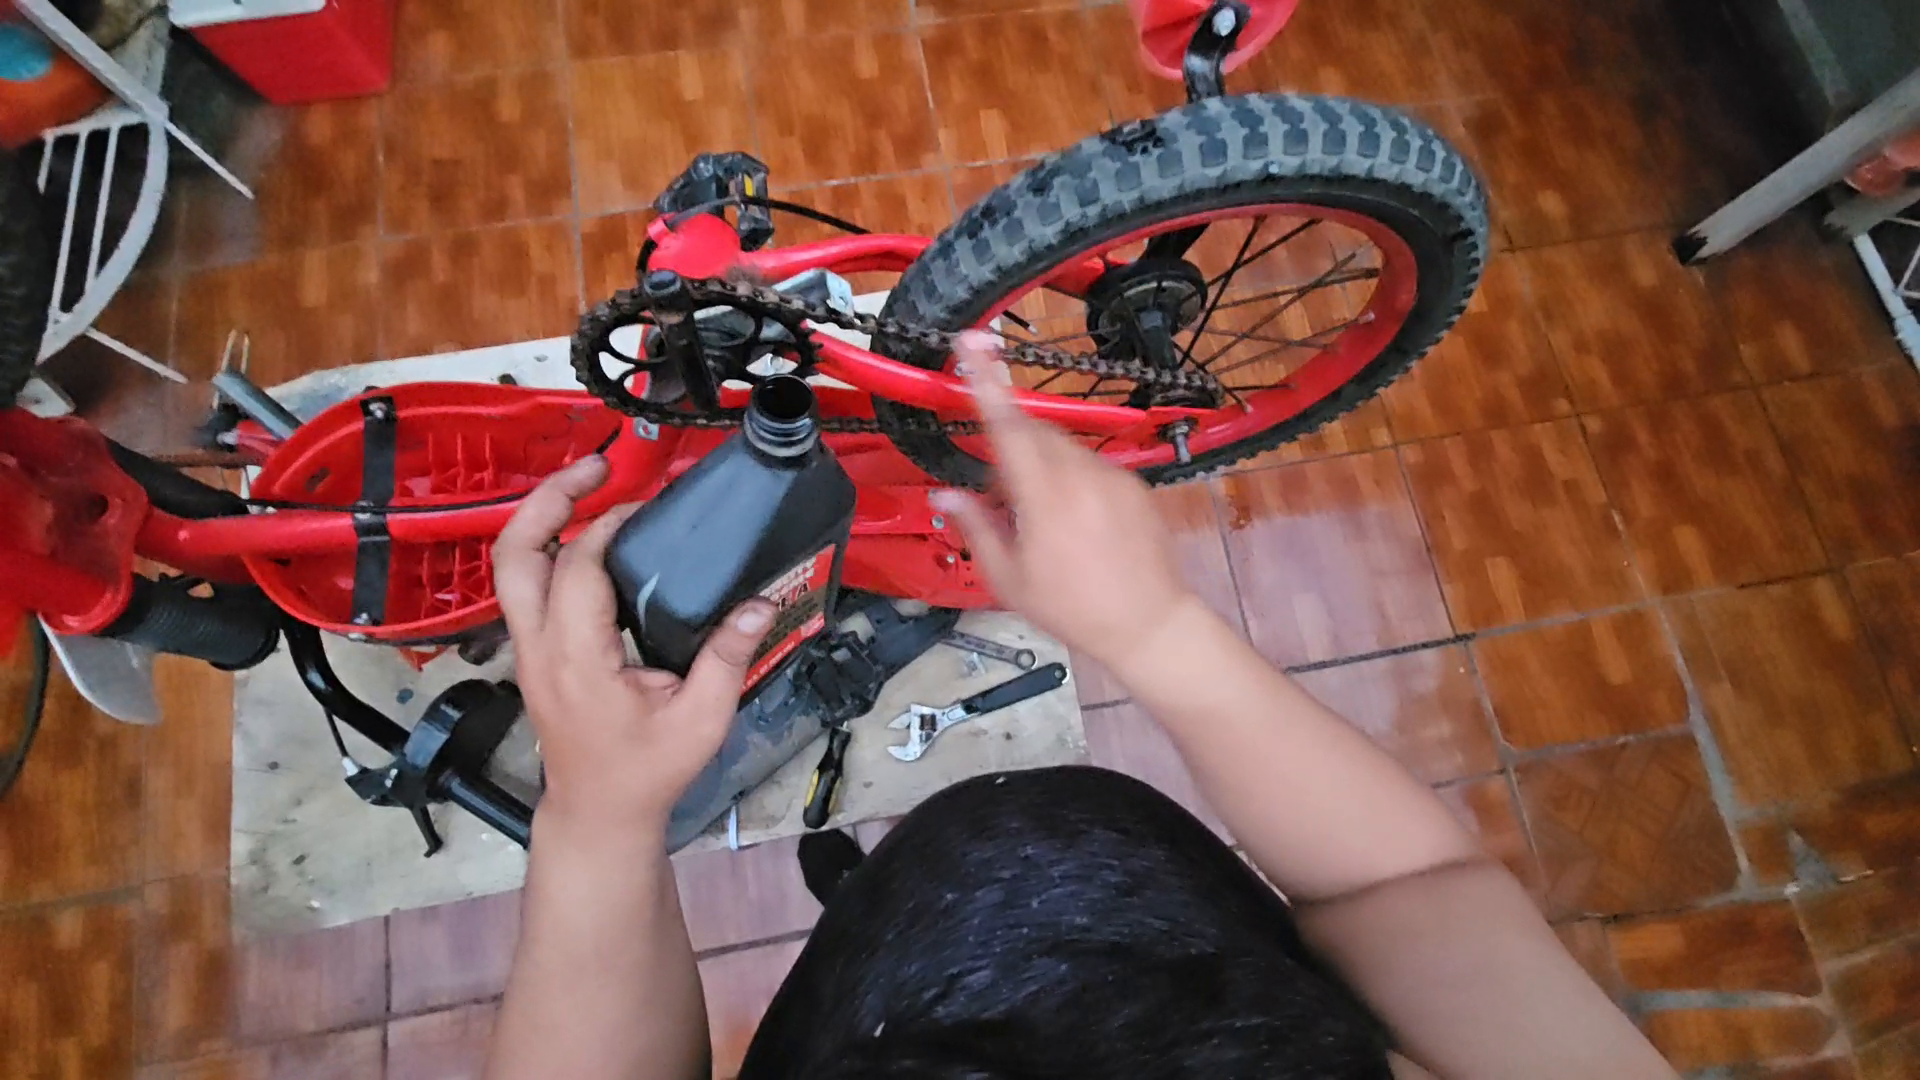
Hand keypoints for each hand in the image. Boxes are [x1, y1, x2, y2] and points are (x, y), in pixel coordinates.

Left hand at [492, 456, 773, 837]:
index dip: (610, 527)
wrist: (598, 812)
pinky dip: (552, 547)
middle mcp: (540, 646)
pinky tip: (592, 537)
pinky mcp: (536, 652)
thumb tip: (761, 601)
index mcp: (577, 660)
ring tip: (592, 486)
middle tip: (598, 468)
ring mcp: (529, 649)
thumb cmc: (648, 769)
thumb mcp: (702, 719)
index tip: (652, 508)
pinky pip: (529, 585)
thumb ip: (728, 657)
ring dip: (545, 518)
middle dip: (551, 499)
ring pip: (512, 566)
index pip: (579, 569)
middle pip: (516, 554)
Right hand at [929, 332, 1201, 669]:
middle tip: (1002, 499)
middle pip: (1033, 433)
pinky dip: (1072, 479)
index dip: (985, 381)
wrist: (1149, 623)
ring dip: (1041, 466)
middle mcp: (1081, 473)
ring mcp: (1114, 475)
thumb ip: (975, 527)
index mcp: (1044, 495)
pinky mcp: (1135, 484)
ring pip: (1063, 450)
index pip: (1007, 426)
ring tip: (1042, 519)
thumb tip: (944, 494)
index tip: (972, 341)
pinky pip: (1092, 466)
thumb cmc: (1070, 607)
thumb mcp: (1009, 578)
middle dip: (1010, 448)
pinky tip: (1077, 524)